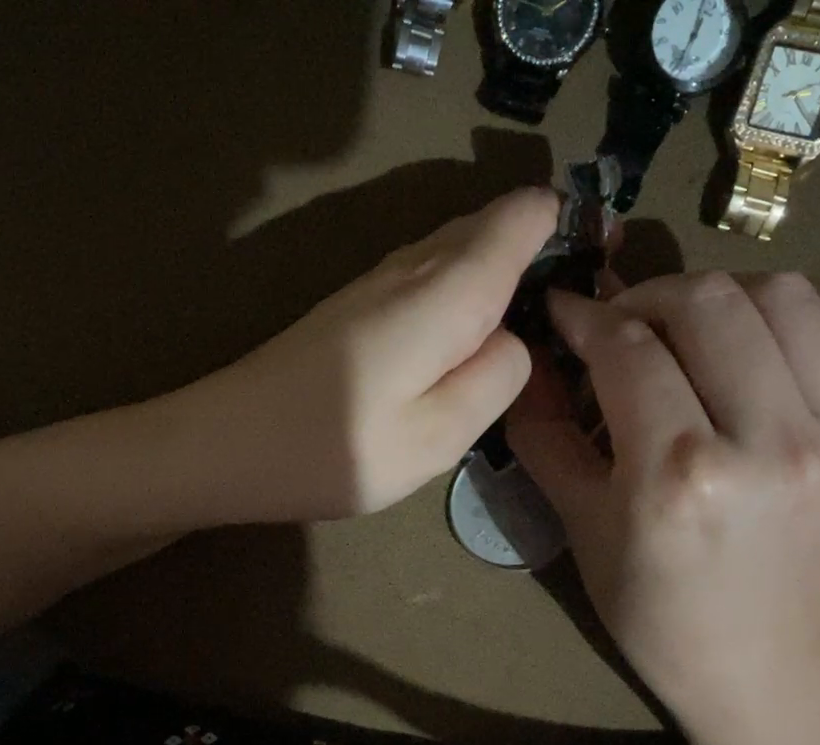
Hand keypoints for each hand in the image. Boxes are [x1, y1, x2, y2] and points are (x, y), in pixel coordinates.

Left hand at [172, 189, 558, 522]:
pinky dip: (460, 294)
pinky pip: (426, 278)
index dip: (569, 226)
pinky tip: (463, 341)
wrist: (219, 448)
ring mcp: (374, 283)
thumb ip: (495, 380)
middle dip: (539, 251)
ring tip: (530, 327)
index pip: (522, 218)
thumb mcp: (435, 436)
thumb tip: (517, 341)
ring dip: (499, 273)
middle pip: (491, 227)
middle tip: (576, 309)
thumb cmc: (330, 451)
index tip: (600, 266)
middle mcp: (410, 267)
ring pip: (456, 251)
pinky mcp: (353, 308)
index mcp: (444, 291)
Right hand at [506, 271, 819, 710]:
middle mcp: (765, 441)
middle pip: (707, 303)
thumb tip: (525, 358)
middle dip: (647, 296)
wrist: (749, 656)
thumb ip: (545, 431)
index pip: (628, 350)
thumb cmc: (648, 601)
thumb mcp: (578, 521)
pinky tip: (761, 336)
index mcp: (678, 474)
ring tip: (689, 326)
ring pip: (782, 294)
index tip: (563, 311)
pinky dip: (802, 305)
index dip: (585, 317)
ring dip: (720, 293)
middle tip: (623, 323)